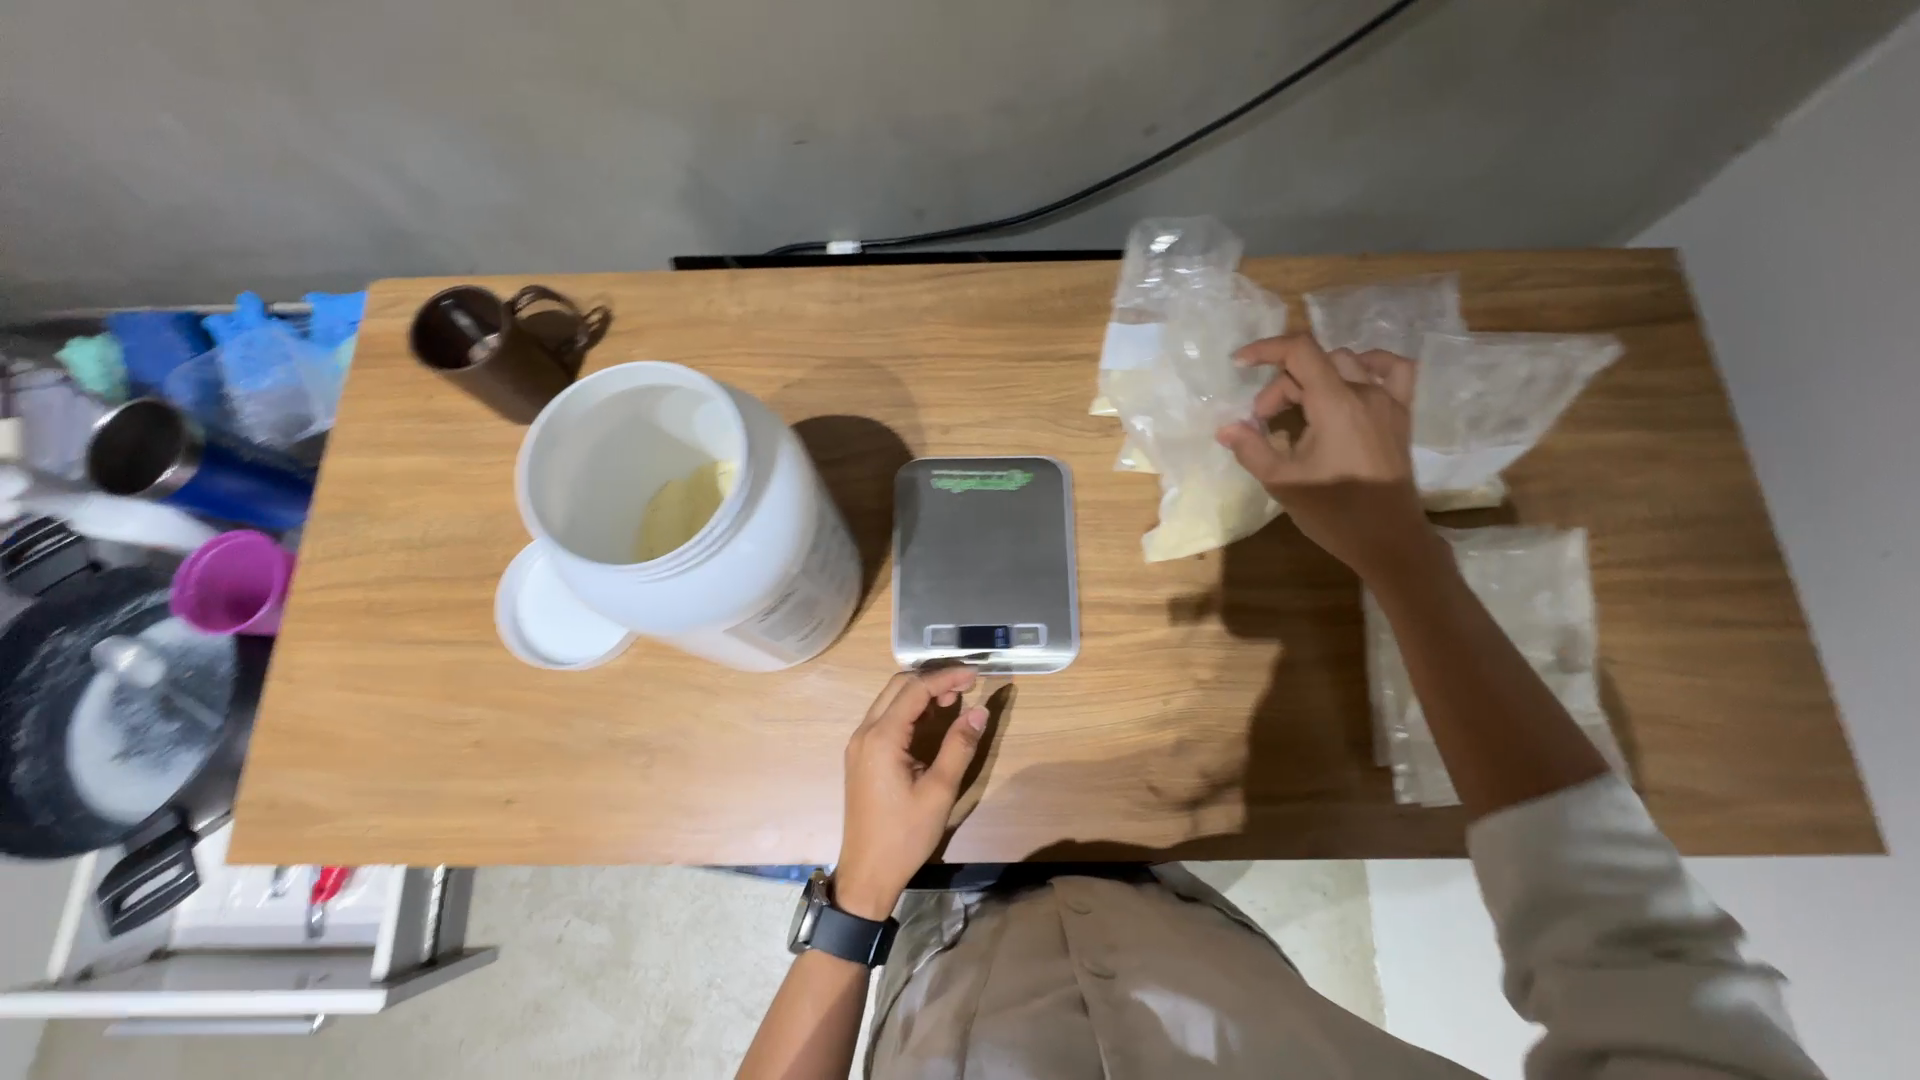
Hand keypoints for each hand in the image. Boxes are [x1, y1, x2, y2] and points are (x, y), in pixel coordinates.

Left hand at [834, 667, 987, 919]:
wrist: (867, 872)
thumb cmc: (905, 835)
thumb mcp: (940, 792)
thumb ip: (959, 746)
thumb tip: (979, 711)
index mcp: (882, 738)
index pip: (915, 689)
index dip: (946, 677)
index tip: (975, 675)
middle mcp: (864, 732)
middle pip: (898, 686)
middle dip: (932, 679)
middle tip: (966, 686)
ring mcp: (859, 744)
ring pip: (889, 700)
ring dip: (920, 693)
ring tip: (954, 700)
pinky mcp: (861, 756)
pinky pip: (884, 718)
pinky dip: (909, 710)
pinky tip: (932, 720)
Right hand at [1216, 334, 1433, 577]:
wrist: (1389, 539)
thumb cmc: (1334, 512)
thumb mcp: (1283, 482)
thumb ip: (1252, 448)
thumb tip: (1226, 428)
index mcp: (1336, 403)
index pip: (1300, 351)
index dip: (1266, 350)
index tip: (1239, 364)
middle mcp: (1365, 392)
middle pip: (1315, 363)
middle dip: (1281, 386)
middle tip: (1262, 423)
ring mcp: (1388, 402)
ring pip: (1346, 364)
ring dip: (1314, 379)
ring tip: (1298, 413)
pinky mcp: (1400, 416)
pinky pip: (1393, 370)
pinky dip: (1370, 366)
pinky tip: (1353, 381)